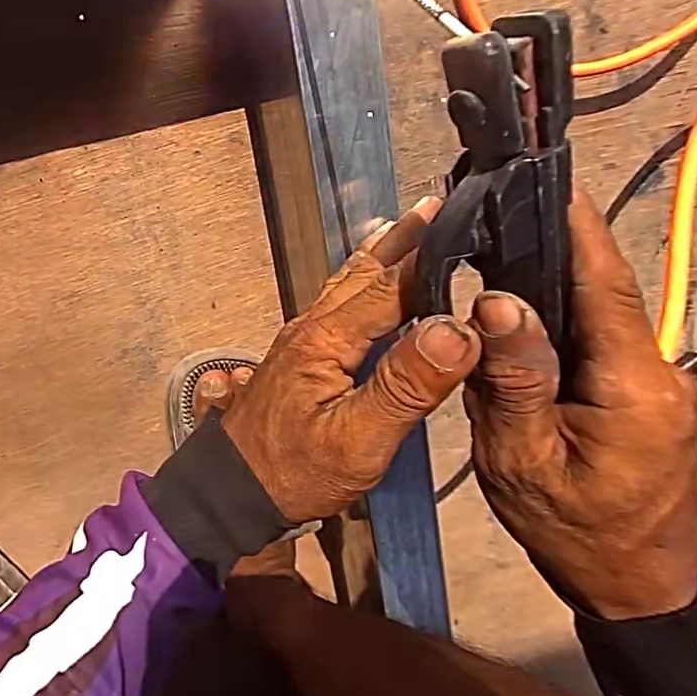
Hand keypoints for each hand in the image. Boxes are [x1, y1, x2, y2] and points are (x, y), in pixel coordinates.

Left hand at [222, 198, 481, 522]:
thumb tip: (456, 329)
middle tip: (437, 206)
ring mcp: (302, 340)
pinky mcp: (301, 355)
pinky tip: (373, 283)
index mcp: (325, 339)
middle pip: (363, 276)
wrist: (233, 488)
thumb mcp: (357, 439)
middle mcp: (311, 328)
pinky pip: (337, 305)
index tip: (463, 220)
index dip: (428, 256)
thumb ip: (405, 386)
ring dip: (381, 256)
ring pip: (346, 286)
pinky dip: (362, 283)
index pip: (389, 288)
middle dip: (402, 241)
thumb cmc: (293, 471)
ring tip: (409, 228)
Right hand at [463, 190, 696, 618]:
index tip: (542, 177)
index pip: (606, 284)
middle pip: (599, 289)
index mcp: (631, 382)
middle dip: (549, 240)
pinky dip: (547, 308)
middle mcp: (651, 368)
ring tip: (485, 240)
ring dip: (544, 273)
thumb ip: (512, 381)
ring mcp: (646, 378)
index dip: (576, 227)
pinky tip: (505, 302)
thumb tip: (497, 300)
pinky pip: (585, 334)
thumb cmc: (572, 527)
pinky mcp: (631, 389)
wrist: (633, 586)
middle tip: (486, 205)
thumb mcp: (522, 459)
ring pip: (590, 310)